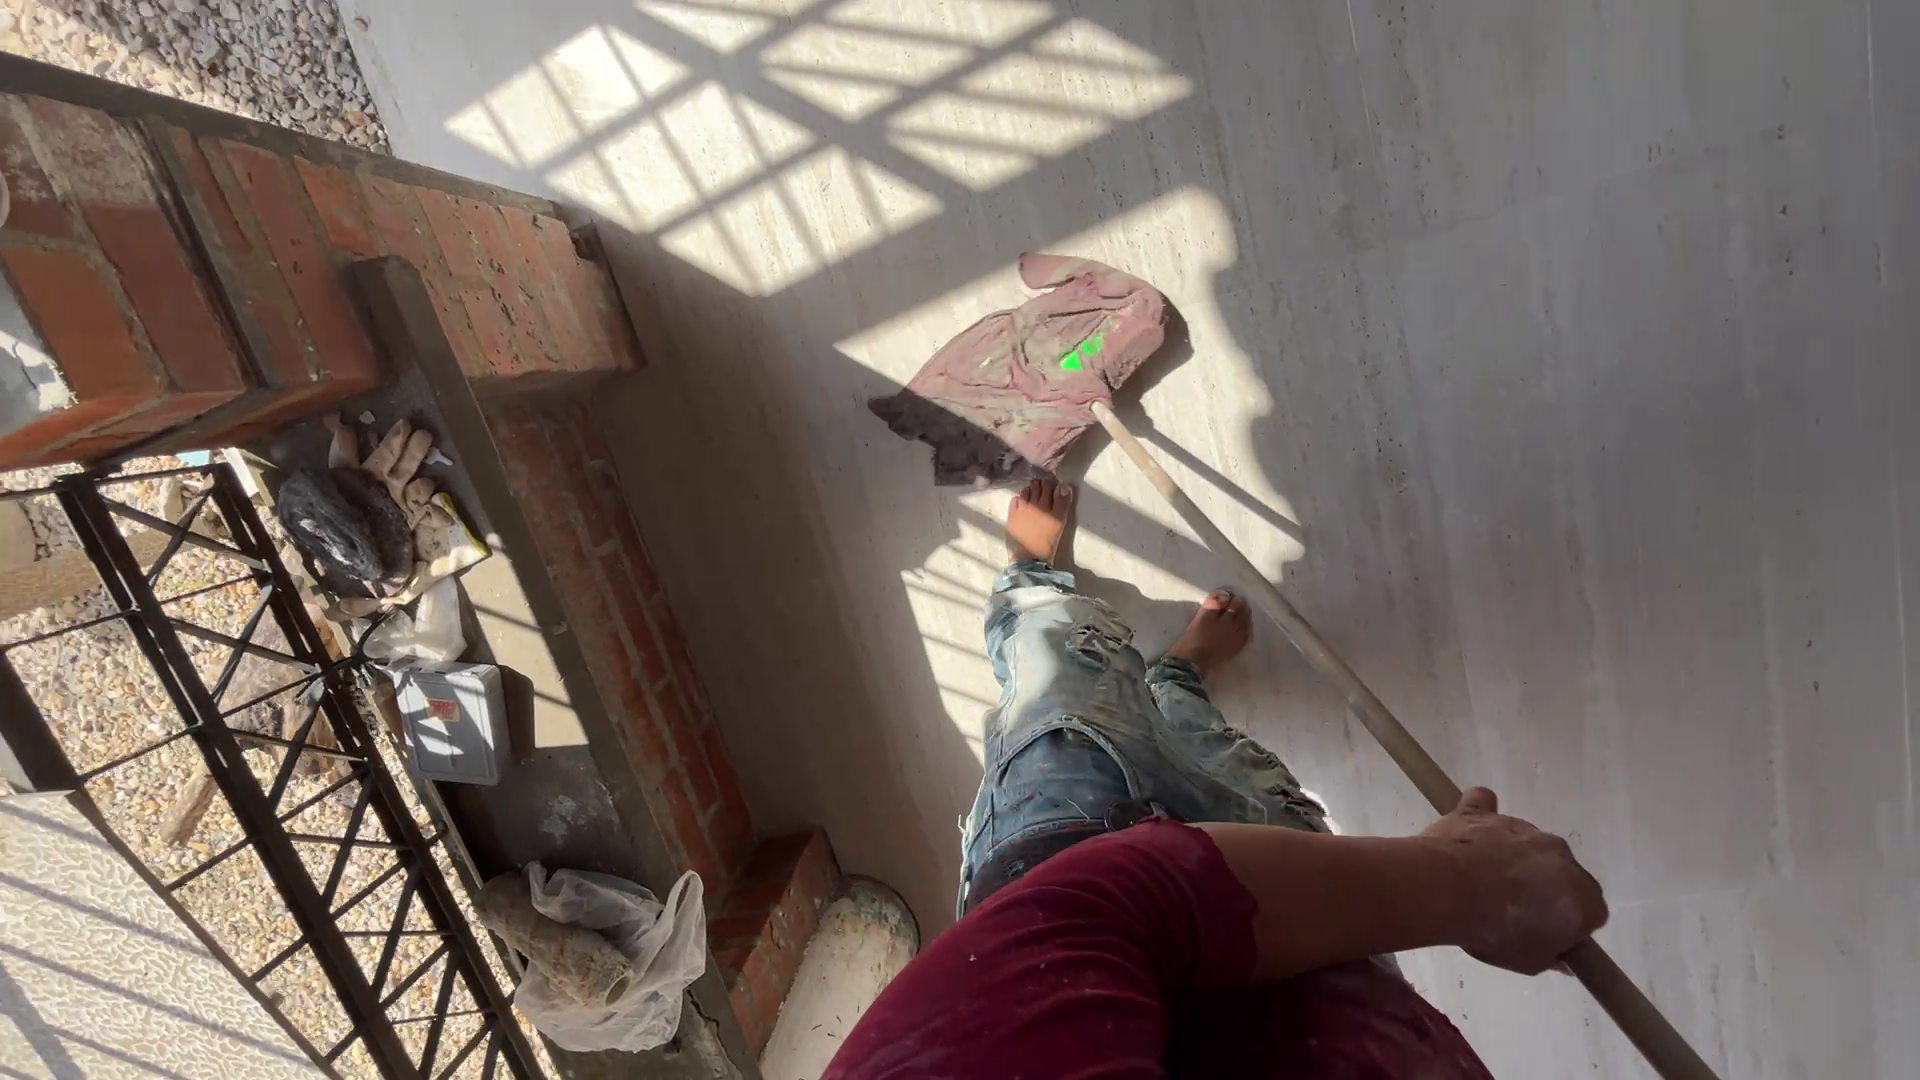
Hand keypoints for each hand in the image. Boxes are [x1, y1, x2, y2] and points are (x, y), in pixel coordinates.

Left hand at [1420, 787, 1606, 974]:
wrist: (1444, 889)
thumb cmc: (1493, 930)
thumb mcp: (1530, 961)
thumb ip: (1551, 956)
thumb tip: (1561, 957)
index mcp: (1584, 894)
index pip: (1587, 909)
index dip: (1563, 921)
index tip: (1540, 929)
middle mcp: (1558, 853)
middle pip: (1556, 870)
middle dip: (1538, 884)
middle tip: (1507, 903)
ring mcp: (1518, 827)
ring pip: (1522, 841)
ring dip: (1508, 853)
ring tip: (1478, 874)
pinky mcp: (1480, 812)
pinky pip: (1483, 803)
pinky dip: (1480, 810)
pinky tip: (1472, 819)